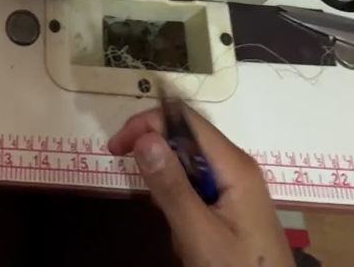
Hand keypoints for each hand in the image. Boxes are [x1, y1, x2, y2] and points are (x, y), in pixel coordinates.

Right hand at [108, 106, 289, 266]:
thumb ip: (171, 187)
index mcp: (233, 164)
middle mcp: (236, 165)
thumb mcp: (201, 236)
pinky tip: (184, 235)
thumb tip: (144, 136)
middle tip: (133, 181)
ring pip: (188, 164)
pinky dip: (181, 203)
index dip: (148, 122)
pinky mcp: (232, 204)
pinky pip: (197, 187)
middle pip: (185, 137)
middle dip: (155, 155)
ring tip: (171, 226)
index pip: (184, 118)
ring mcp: (236, 185)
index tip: (118, 147)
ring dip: (169, 187)